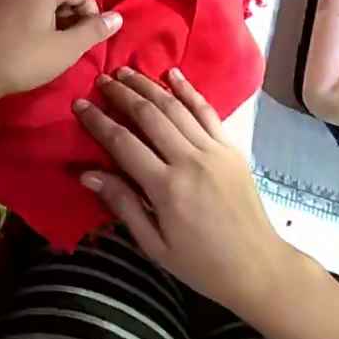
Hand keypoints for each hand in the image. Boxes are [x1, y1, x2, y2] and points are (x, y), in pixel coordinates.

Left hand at [0, 0, 122, 110]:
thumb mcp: (67, 49)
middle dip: (67, 13)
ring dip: (41, 9)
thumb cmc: (25, 60)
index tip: (89, 40)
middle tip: (68, 42)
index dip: (92, 16)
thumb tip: (117, 17)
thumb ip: (94, 31)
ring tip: (42, 36)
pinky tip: (3, 8)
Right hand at [73, 68, 317, 319]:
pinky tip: (173, 73)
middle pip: (149, 115)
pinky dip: (189, 90)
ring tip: (126, 72)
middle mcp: (190, 161)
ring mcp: (214, 150)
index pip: (122, 142)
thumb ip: (122, 204)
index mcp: (166, 188)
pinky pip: (207, 111)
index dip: (98, 121)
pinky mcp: (232, 148)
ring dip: (149, 85)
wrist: (258, 267)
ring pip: (176, 107)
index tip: (79, 104)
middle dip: (121, 94)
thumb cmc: (201, 264)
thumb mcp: (154, 245)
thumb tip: (87, 174)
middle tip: (101, 79)